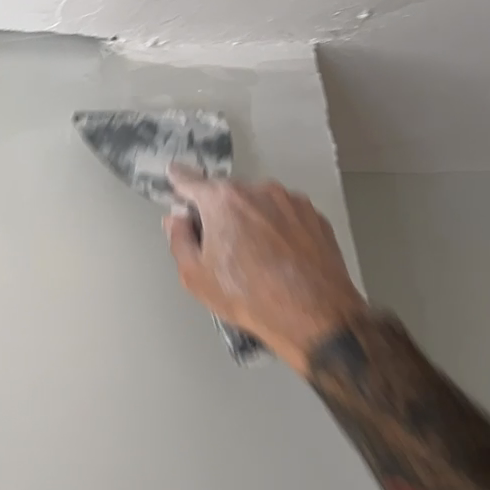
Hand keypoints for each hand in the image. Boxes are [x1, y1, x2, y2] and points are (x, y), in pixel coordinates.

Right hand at [163, 166, 367, 373]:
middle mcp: (258, 190)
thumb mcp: (195, 276)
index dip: (179, 180)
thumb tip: (177, 220)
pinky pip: (284, 215)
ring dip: (249, 221)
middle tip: (219, 248)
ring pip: (258, 204)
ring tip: (254, 258)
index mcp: (222, 201)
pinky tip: (278, 258)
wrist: (314, 314)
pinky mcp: (315, 216)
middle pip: (226, 195)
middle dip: (218, 213)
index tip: (174, 175)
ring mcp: (291, 201)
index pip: (190, 180)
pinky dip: (276, 229)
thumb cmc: (248, 296)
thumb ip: (179, 239)